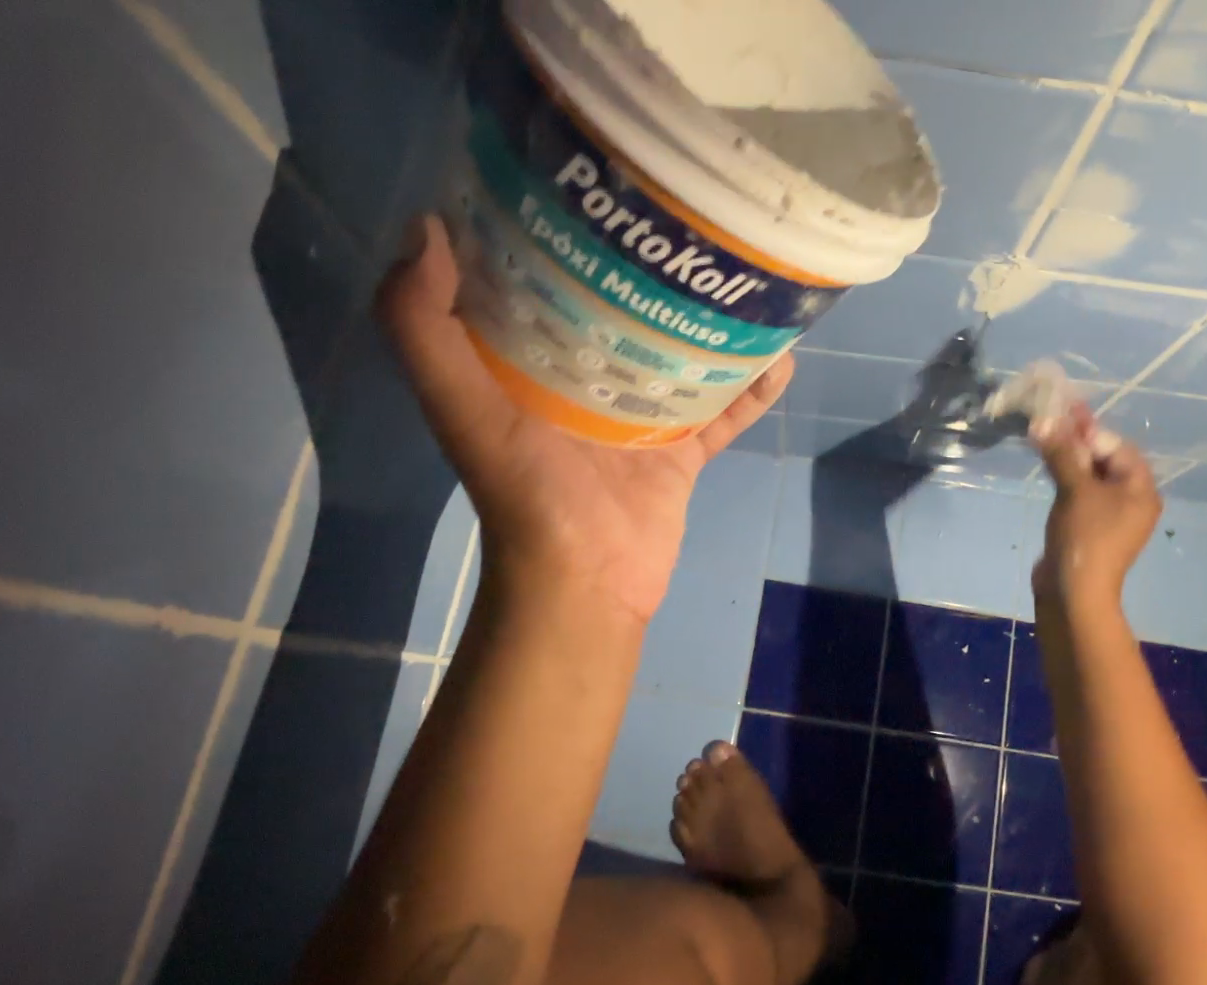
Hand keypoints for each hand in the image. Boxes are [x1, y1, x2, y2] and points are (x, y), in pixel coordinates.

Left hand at [377, 215, 791, 624]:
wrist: (587, 580)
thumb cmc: (527, 492)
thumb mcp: (462, 406)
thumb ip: (425, 329)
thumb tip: (426, 225)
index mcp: (528, 365)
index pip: (540, 282)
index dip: (556, 232)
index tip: (588, 181)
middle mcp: (583, 382)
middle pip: (622, 312)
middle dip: (650, 270)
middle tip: (687, 222)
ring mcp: (639, 418)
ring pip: (680, 356)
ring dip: (710, 324)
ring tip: (745, 279)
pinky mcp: (681, 451)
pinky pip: (721, 412)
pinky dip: (750, 389)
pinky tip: (781, 355)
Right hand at [1032, 404, 1161, 605]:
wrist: (1074, 594)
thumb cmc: (1085, 537)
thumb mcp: (1075, 490)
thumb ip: (1062, 453)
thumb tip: (1042, 421)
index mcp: (1141, 490)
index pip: (1117, 447)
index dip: (1090, 430)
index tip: (1061, 415)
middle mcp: (1131, 502)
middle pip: (1105, 461)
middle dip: (1077, 443)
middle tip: (1048, 426)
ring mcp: (1109, 518)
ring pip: (1089, 478)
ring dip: (1068, 460)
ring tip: (1042, 443)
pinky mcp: (1088, 530)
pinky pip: (1079, 496)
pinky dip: (1064, 481)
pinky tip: (1046, 471)